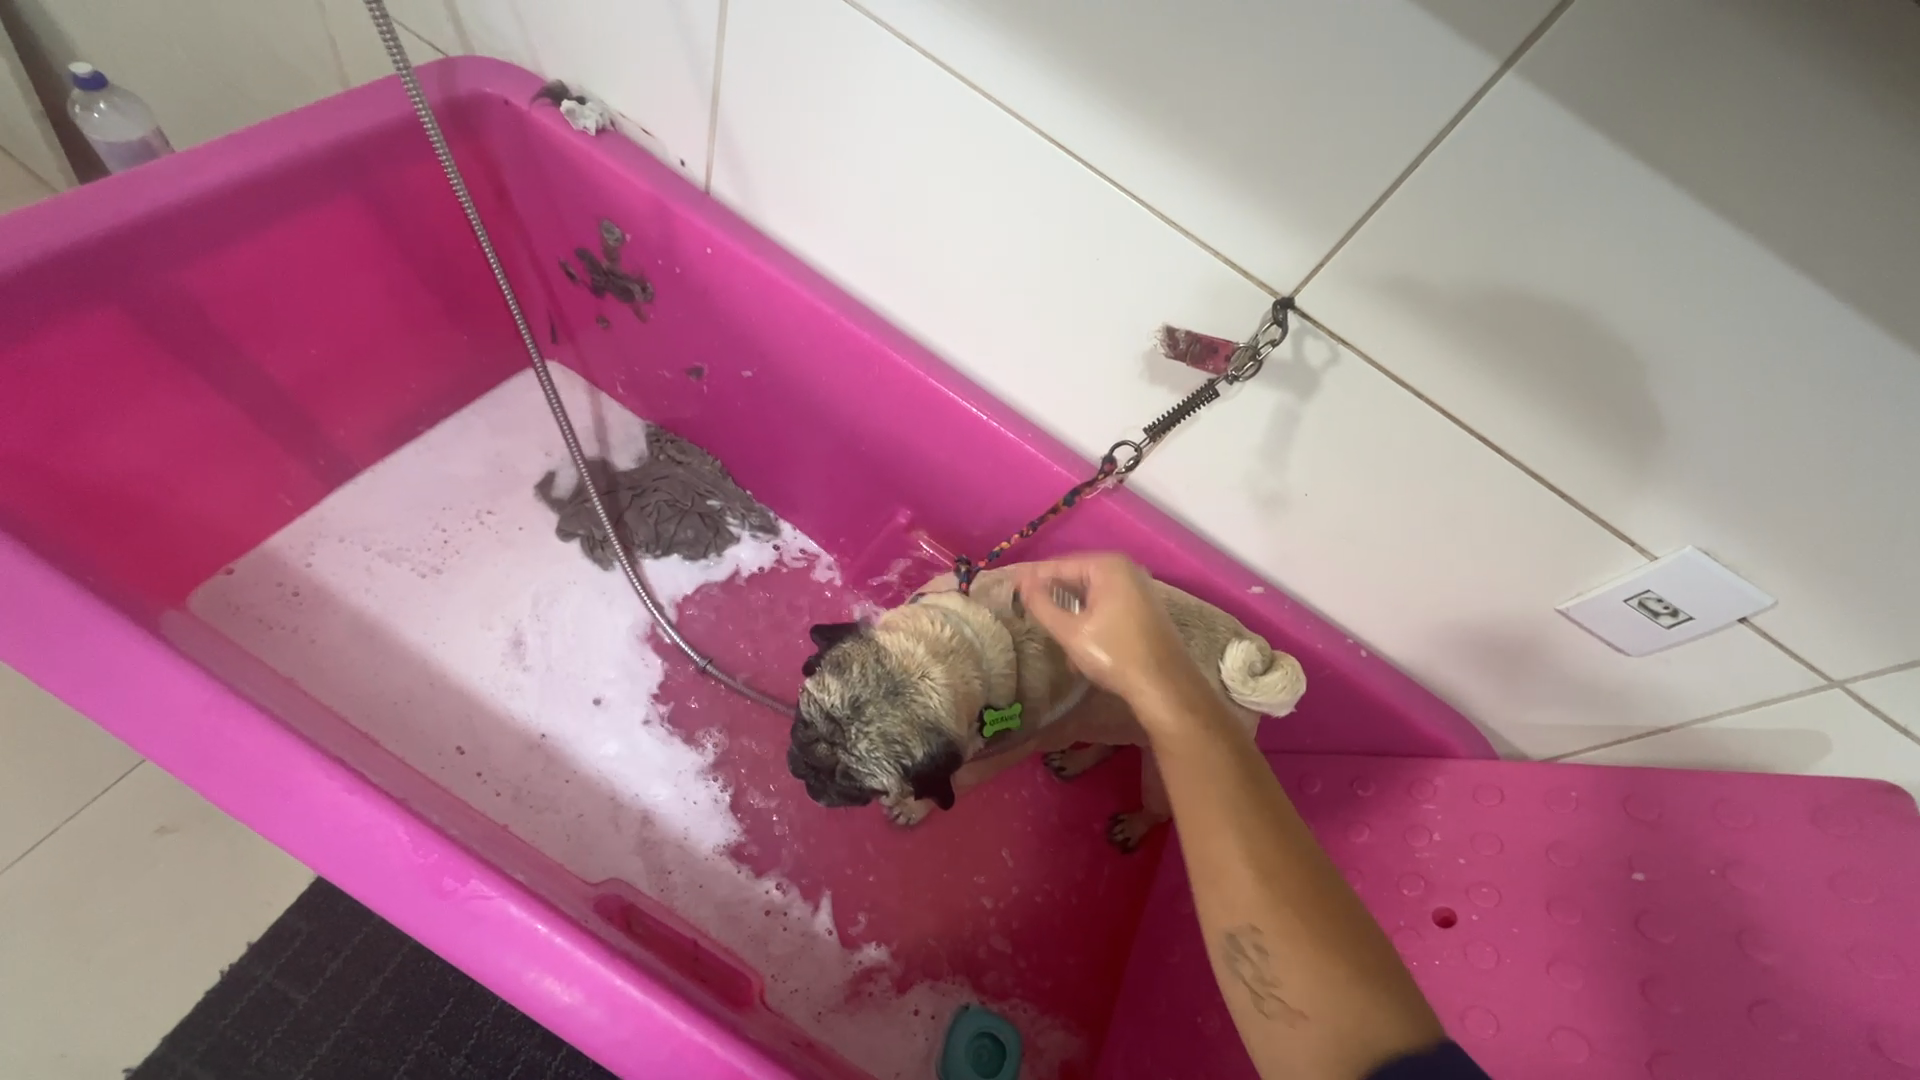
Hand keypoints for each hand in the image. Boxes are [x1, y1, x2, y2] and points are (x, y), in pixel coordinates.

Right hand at [1012, 553, 1211, 714]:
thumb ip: (1042, 605)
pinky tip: (1078, 644)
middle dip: (1054, 596)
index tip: (1011, 587)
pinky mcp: (1145, 608)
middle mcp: (1127, 569)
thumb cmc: (1115, 655)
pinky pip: (1108, 605)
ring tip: (1051, 630)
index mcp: (1108, 566)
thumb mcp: (1070, 631)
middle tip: (1027, 608)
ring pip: (1092, 595)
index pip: (1060, 565)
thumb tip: (1022, 582)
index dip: (1033, 578)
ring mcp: (1139, 588)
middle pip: (1077, 578)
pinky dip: (1090, 619)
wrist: (1166, 687)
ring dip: (1071, 613)